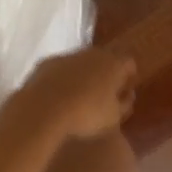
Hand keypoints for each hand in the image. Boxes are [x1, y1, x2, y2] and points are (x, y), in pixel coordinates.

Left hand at [15, 48, 137, 139]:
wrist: (43, 109)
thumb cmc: (86, 114)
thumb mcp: (114, 117)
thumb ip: (124, 104)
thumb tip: (127, 94)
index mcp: (114, 64)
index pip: (128, 63)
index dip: (128, 76)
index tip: (124, 90)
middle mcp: (92, 54)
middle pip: (104, 59)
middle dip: (105, 73)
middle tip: (103, 93)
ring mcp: (67, 56)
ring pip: (81, 63)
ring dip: (83, 75)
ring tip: (79, 97)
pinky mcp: (46, 63)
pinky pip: (60, 69)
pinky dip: (62, 79)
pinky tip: (58, 97)